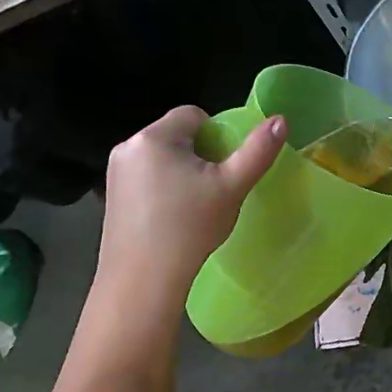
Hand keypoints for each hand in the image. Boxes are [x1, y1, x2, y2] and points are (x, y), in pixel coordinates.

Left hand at [94, 107, 285, 296]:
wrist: (144, 277)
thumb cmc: (190, 227)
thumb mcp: (232, 187)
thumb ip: (257, 151)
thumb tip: (281, 120)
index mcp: (155, 136)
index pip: (194, 114)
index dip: (217, 137)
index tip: (224, 170)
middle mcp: (128, 145)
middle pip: (177, 135)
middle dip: (199, 155)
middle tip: (213, 191)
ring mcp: (115, 171)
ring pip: (162, 157)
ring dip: (181, 171)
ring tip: (193, 206)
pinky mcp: (111, 194)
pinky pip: (146, 177)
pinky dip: (162, 188)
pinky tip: (171, 217)